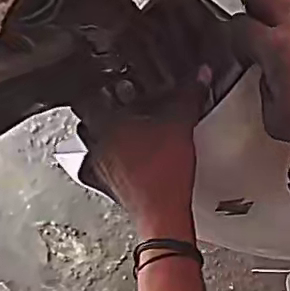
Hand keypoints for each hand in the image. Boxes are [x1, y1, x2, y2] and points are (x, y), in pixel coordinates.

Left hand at [83, 86, 202, 239]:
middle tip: (121, 102)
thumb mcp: (180, 126)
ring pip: (95, 142)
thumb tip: (199, 77)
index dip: (106, 82)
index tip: (116, 78)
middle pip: (90, 117)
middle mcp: (96, 144)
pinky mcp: (108, 185)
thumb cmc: (163, 174)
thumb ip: (189, 96)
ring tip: (126, 129)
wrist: (162, 214)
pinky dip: (114, 159)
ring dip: (107, 134)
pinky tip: (130, 158)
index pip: (95, 92)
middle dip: (105, 108)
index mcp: (104, 122)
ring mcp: (100, 166)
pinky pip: (105, 165)